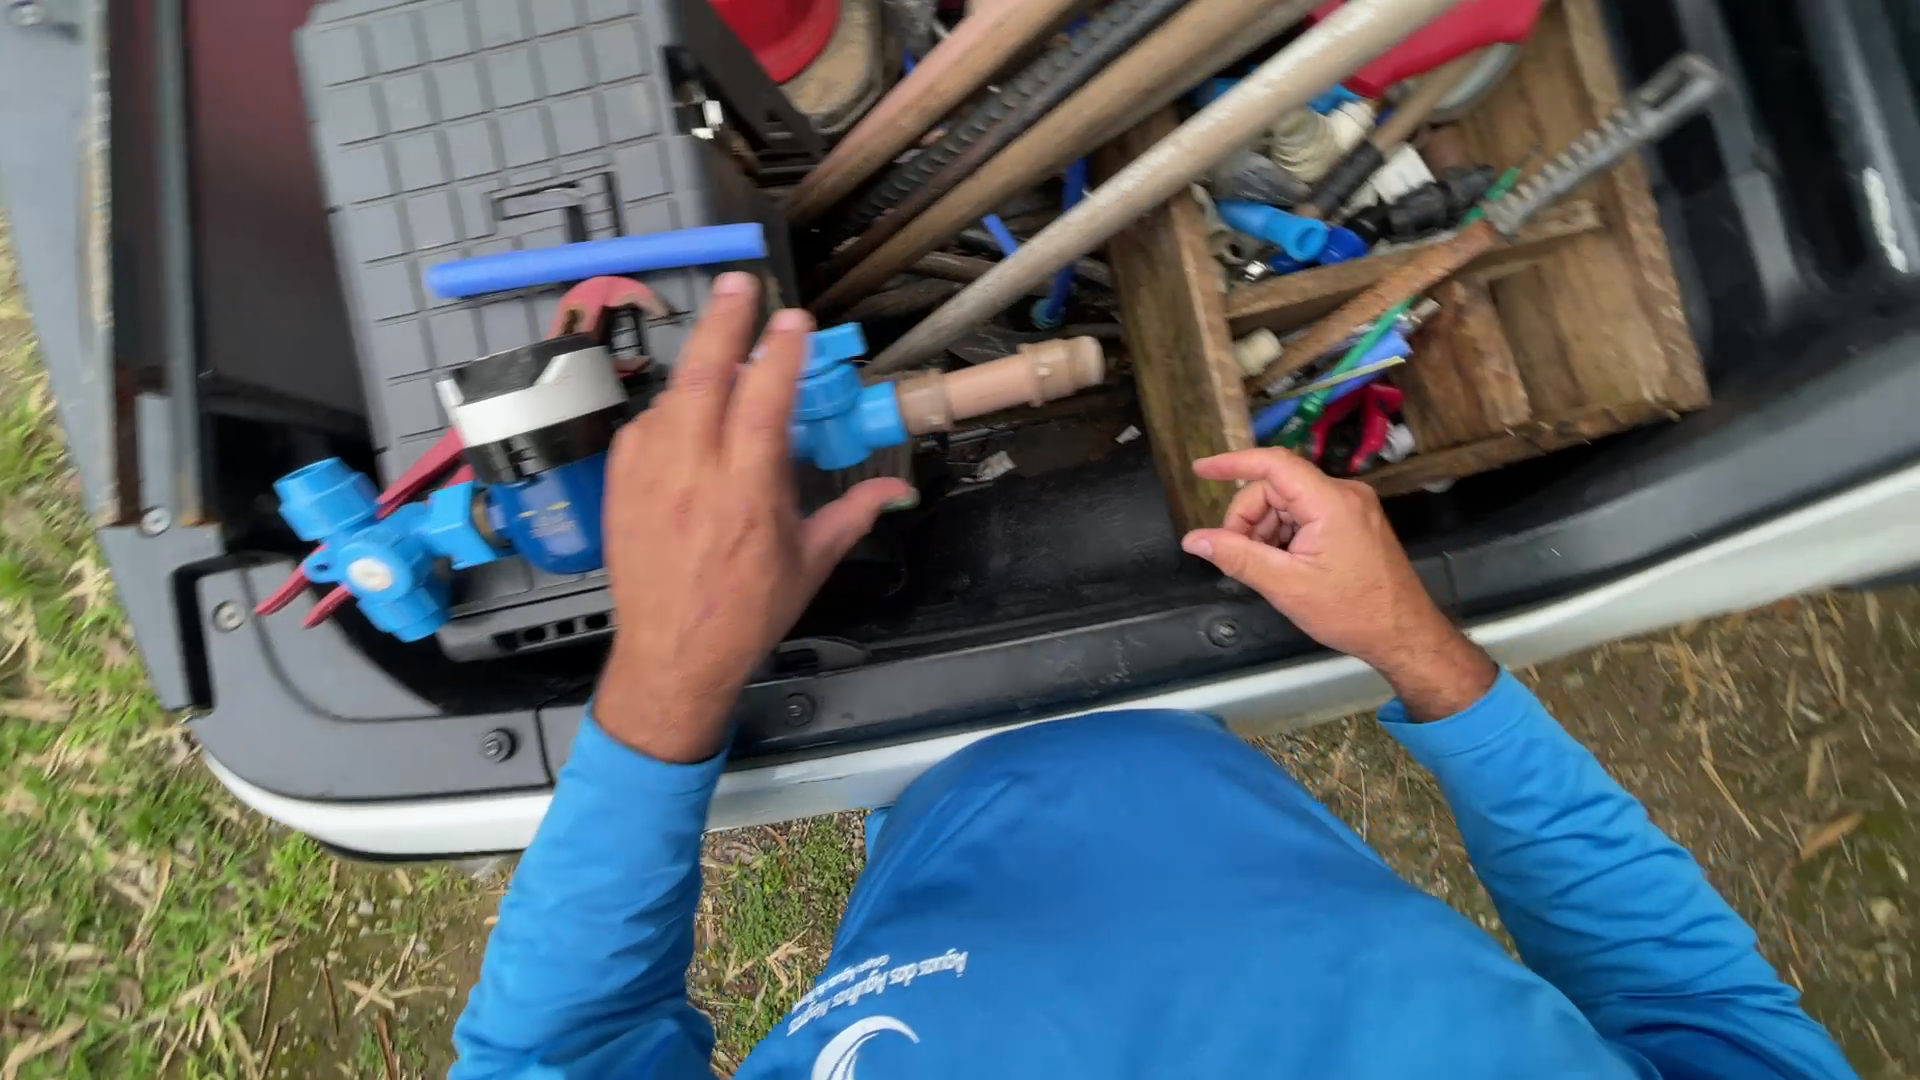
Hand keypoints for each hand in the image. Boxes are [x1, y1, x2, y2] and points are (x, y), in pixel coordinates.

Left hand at [593, 273, 914, 761]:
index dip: (780, 355)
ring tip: (722, 348)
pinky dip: (669, 407)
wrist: (672, 656)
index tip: (793, 320)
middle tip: (741, 283)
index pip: (762, 405)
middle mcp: (693, 476)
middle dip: (724, 322)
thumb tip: (898, 491)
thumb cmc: (748, 613)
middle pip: (704, 380)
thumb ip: (853, 515)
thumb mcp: (810, 564)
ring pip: (671, 398)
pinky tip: (685, 409)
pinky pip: (643, 427)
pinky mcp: (620, 488)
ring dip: (699, 366)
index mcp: (747, 495)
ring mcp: (648, 478)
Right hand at [1181, 449, 1495, 721]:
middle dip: (1247, 520)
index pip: (1273, 465)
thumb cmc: (1352, 612)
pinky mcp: (1349, 521)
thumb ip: (1236, 556)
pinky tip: (1283, 565)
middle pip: (1273, 489)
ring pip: (1284, 504)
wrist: (1403, 635)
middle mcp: (1342, 495)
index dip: (1232, 463)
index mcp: (1330, 503)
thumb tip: (1194, 540)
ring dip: (1264, 532)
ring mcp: (1348, 507)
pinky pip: (1301, 515)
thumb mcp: (1285, 585)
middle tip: (1239, 557)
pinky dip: (1282, 536)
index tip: (1199, 470)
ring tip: (1268, 568)